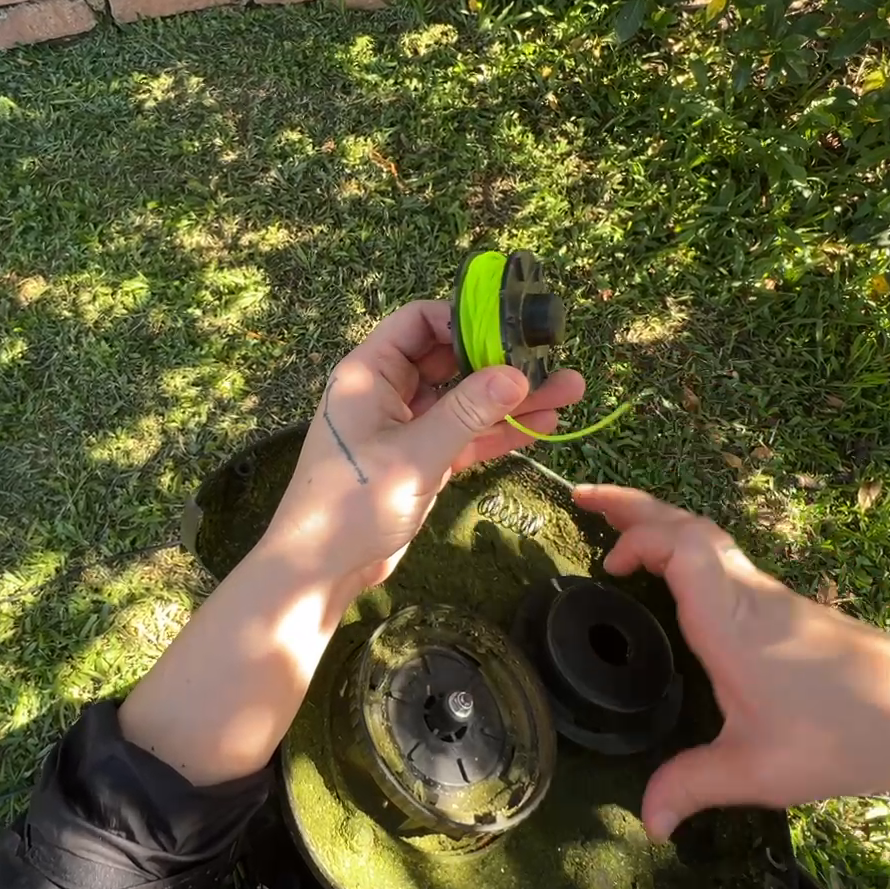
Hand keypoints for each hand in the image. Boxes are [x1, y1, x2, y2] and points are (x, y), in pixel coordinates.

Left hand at [267, 300, 585, 591]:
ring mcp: (405, 425)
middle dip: (500, 362)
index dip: (464, 320)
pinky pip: (462, 434)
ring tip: (569, 391)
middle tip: (553, 362)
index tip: (511, 330)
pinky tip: (540, 426)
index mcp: (370, 373)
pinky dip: (496, 432)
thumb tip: (517, 374)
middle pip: (450, 360)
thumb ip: (467, 413)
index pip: (419, 322)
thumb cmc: (352, 502)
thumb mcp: (414, 454)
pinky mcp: (419, 457)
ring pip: (463, 401)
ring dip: (509, 400)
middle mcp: (387, 391)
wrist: (320, 568)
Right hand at [572, 484, 889, 836]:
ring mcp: (764, 591)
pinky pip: (715, 550)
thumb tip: (646, 825)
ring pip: (702, 532)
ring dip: (653, 516)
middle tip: (581, 495)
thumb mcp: (759, 772)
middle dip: (630, 504)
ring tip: (609, 516)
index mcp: (733, 622)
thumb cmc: (841, 741)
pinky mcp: (777, 600)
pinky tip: (663, 561)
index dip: (641, 540)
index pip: (686, 547)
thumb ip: (693, 786)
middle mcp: (746, 593)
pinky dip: (676, 538)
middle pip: (685, 523)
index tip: (610, 567)